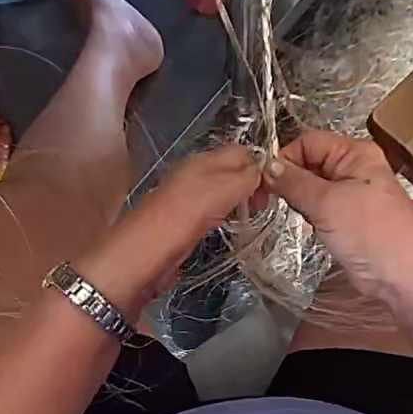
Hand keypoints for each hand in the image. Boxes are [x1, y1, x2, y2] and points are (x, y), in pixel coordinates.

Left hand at [75, 146, 260, 318]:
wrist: (137, 261)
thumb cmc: (175, 224)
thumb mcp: (214, 194)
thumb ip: (241, 179)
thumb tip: (262, 170)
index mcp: (202, 162)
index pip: (241, 151)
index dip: (261, 165)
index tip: (275, 190)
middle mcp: (194, 175)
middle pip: (233, 169)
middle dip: (253, 182)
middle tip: (266, 206)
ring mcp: (187, 199)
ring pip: (224, 189)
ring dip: (242, 199)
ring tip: (254, 215)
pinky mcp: (184, 222)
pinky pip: (214, 209)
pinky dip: (227, 213)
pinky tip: (232, 226)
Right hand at [263, 131, 412, 301]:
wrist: (404, 276)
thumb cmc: (372, 233)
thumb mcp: (328, 203)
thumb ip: (294, 182)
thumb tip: (266, 166)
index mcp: (354, 153)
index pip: (308, 142)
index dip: (285, 158)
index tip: (265, 183)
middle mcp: (353, 168)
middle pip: (308, 162)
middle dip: (288, 179)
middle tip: (268, 200)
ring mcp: (350, 194)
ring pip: (310, 186)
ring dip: (296, 198)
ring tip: (293, 213)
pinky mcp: (346, 218)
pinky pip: (318, 207)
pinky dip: (307, 213)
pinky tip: (306, 225)